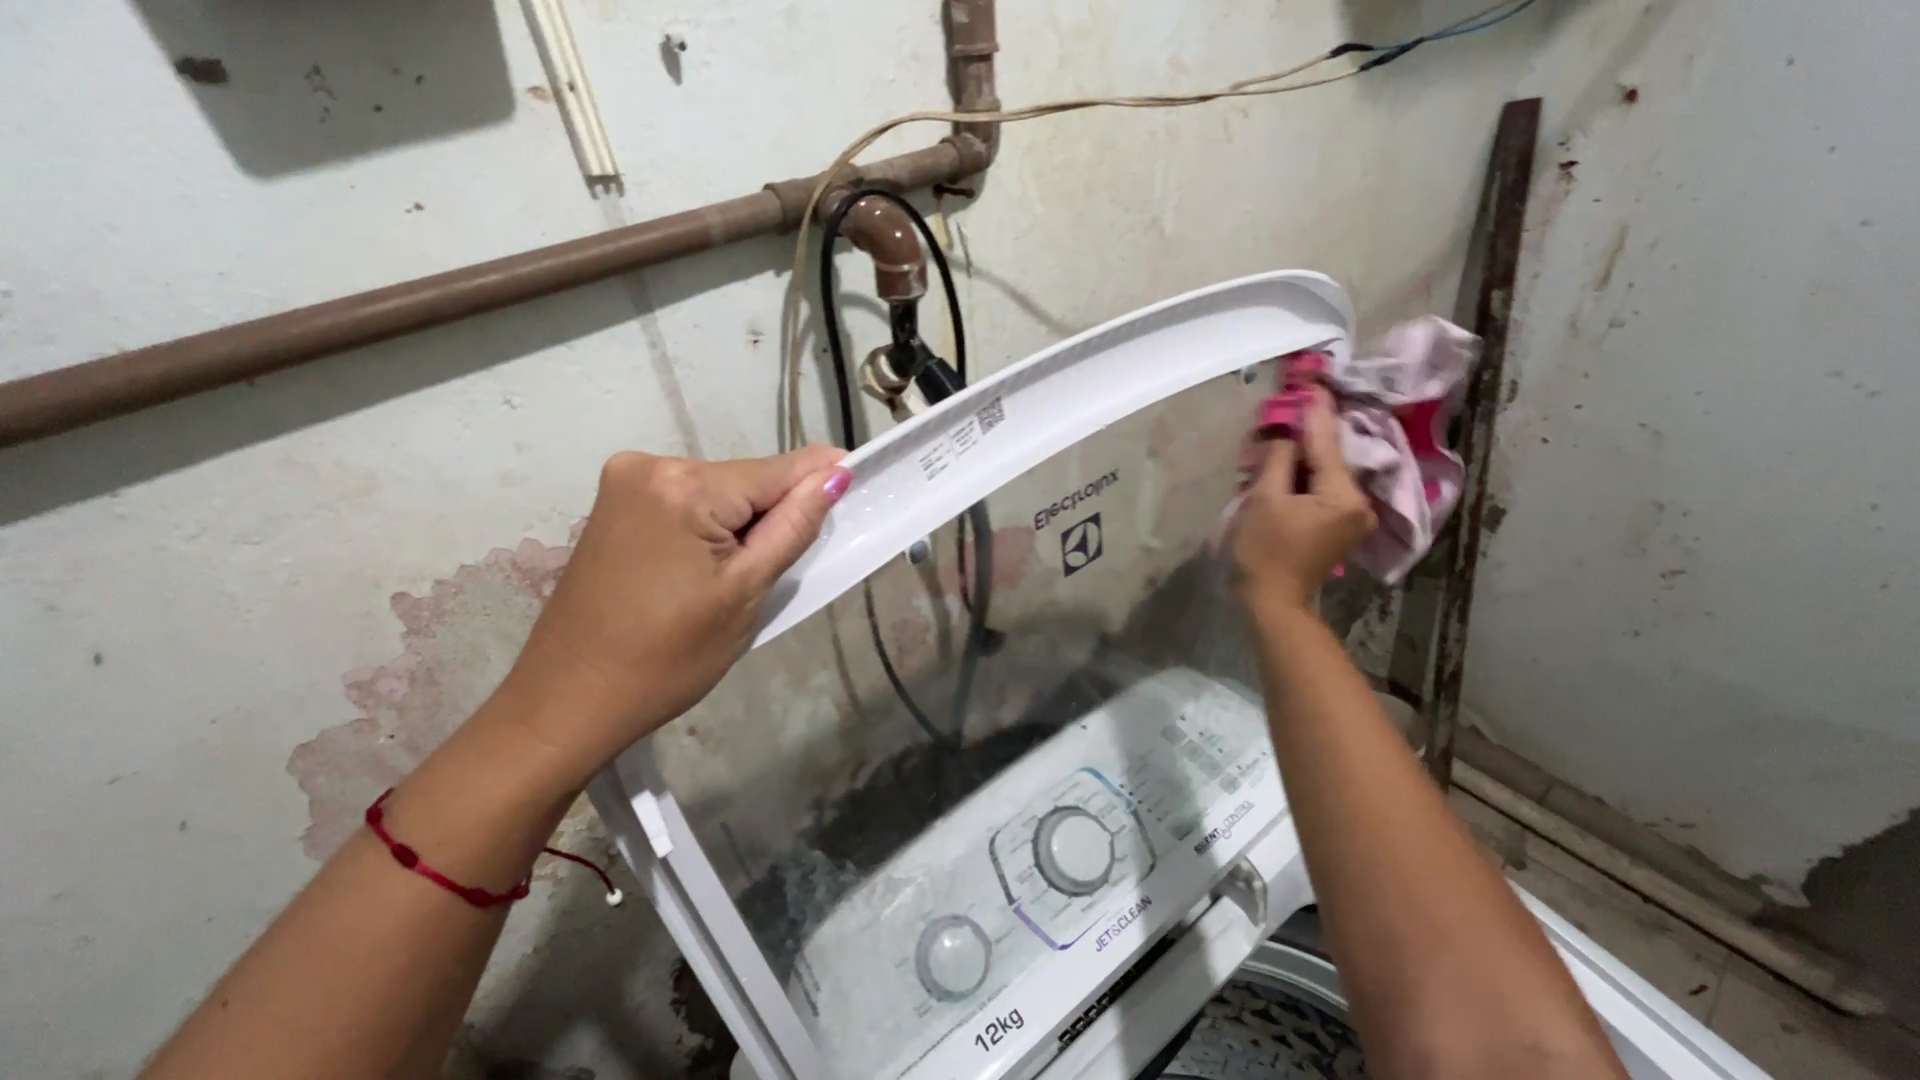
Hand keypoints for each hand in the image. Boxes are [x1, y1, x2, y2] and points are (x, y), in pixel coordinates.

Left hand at [499, 446, 849, 775]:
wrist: (569, 700)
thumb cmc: (667, 659)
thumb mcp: (746, 594)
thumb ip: (794, 526)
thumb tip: (836, 474)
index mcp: (686, 485)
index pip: (779, 469)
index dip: (820, 483)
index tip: (856, 490)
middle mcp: (650, 464)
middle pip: (745, 480)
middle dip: (771, 516)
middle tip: (775, 575)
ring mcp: (623, 482)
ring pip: (715, 492)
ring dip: (738, 525)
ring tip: (732, 583)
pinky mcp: (611, 505)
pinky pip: (684, 503)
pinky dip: (705, 528)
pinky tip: (700, 573)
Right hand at [1232, 393, 1374, 612]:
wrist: (1270, 604)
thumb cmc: (1264, 552)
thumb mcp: (1263, 499)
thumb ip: (1278, 458)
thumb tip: (1287, 433)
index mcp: (1343, 495)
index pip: (1326, 443)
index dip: (1314, 413)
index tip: (1312, 383)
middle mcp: (1358, 503)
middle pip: (1328, 458)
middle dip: (1305, 438)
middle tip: (1286, 412)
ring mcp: (1352, 518)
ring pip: (1325, 474)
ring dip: (1302, 459)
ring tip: (1280, 438)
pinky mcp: (1339, 527)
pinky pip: (1323, 490)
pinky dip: (1304, 478)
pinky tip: (1286, 467)